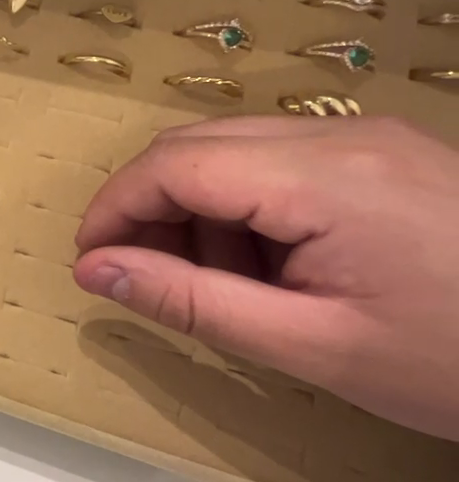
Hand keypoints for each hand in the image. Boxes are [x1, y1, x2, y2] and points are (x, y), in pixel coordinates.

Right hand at [74, 115, 458, 440]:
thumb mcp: (316, 346)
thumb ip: (190, 302)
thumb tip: (90, 271)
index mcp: (323, 176)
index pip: (169, 166)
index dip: (113, 209)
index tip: (93, 262)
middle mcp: (341, 135)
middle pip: (191, 147)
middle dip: (148, 206)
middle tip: (144, 271)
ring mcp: (371, 137)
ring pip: (227, 148)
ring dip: (195, 206)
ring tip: (223, 278)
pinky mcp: (389, 151)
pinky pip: (276, 156)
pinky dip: (244, 202)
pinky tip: (274, 259)